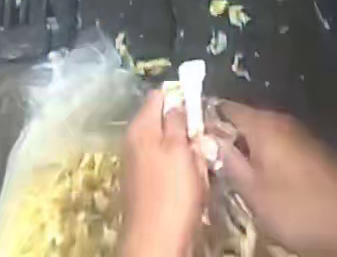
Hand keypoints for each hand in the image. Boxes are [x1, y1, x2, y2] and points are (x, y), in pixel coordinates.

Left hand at [120, 88, 208, 256]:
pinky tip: (192, 180)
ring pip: (170, 142)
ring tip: (199, 161)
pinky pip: (169, 163)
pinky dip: (182, 167)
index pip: (160, 94)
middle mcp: (136, 141)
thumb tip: (177, 98)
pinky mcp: (147, 183)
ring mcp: (140, 163)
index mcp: (141, 127)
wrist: (156, 245)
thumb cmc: (171, 193)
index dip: (180, 95)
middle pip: (166, 119)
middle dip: (185, 125)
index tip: (199, 105)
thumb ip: (178, 119)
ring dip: (187, 148)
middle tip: (201, 137)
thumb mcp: (180, 148)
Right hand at [214, 101, 336, 256]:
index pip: (228, 107)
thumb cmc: (298, 206)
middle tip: (203, 156)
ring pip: (261, 133)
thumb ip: (229, 163)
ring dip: (244, 147)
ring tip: (225, 169)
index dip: (207, 116)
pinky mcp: (310, 149)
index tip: (187, 130)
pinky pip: (277, 144)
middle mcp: (281, 120)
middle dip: (224, 134)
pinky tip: (257, 176)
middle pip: (245, 119)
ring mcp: (298, 133)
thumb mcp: (254, 191)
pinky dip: (263, 155)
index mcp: (264, 124)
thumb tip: (205, 139)